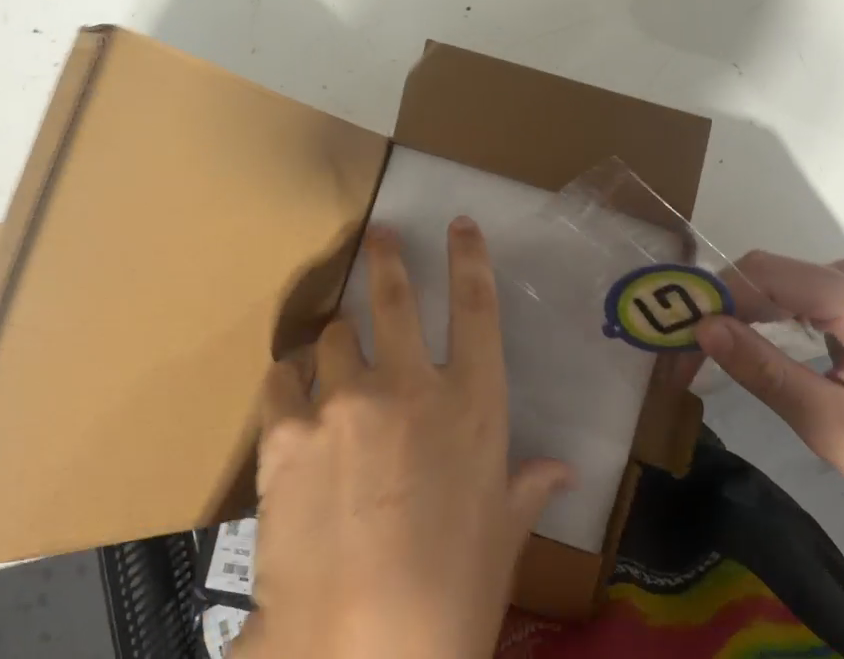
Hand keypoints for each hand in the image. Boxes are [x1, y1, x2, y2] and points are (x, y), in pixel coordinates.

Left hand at [236, 219, 573, 658]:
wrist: (365, 642)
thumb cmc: (455, 592)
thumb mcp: (501, 535)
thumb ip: (527, 488)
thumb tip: (561, 470)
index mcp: (473, 405)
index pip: (477, 308)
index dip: (470, 258)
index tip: (459, 225)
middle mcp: (408, 386)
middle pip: (396, 297)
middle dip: (389, 258)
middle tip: (381, 237)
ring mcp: (343, 403)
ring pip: (334, 336)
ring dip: (337, 341)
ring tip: (333, 355)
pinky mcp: (286, 433)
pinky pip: (282, 380)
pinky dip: (289, 381)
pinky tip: (291, 396)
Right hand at [696, 253, 843, 512]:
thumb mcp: (831, 424)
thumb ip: (766, 372)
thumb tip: (702, 327)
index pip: (763, 275)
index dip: (712, 301)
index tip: (677, 344)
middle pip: (764, 273)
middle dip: (717, 310)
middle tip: (682, 358)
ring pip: (772, 280)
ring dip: (734, 314)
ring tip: (702, 354)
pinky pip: (790, 290)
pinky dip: (758, 315)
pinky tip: (743, 344)